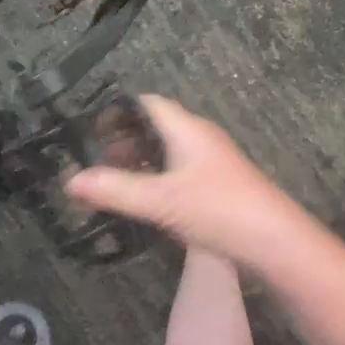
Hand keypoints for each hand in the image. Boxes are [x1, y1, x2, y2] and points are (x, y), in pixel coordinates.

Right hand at [65, 95, 306, 265]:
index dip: (117, 111)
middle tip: (93, 161)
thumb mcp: (161, 200)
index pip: (147, 103)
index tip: (87, 129)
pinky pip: (178, 170)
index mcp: (187, 128)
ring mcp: (211, 161)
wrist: (275, 241)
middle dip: (123, 139)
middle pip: (155, 126)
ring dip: (139, 161)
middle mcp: (199, 137)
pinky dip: (155, 178)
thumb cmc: (219, 209)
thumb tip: (70, 180)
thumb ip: (115, 190)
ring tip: (110, 183)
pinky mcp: (217, 185)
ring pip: (167, 150)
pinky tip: (142, 202)